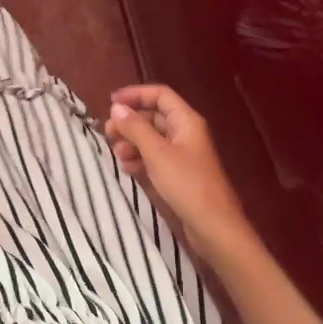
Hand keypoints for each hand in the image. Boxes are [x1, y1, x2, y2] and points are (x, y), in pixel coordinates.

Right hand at [104, 84, 254, 263]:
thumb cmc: (187, 184)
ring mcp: (183, 155)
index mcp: (186, 121)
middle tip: (108, 133)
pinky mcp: (179, 175)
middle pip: (154, 117)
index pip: (160, 95)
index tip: (111, 103)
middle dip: (130, 123)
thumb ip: (135, 128)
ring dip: (132, 142)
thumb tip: (116, 107)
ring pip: (152, 139)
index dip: (135, 94)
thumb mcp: (157, 153)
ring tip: (117, 154)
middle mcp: (185, 133)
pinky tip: (128, 169)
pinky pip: (155, 158)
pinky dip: (140, 159)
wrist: (214, 228)